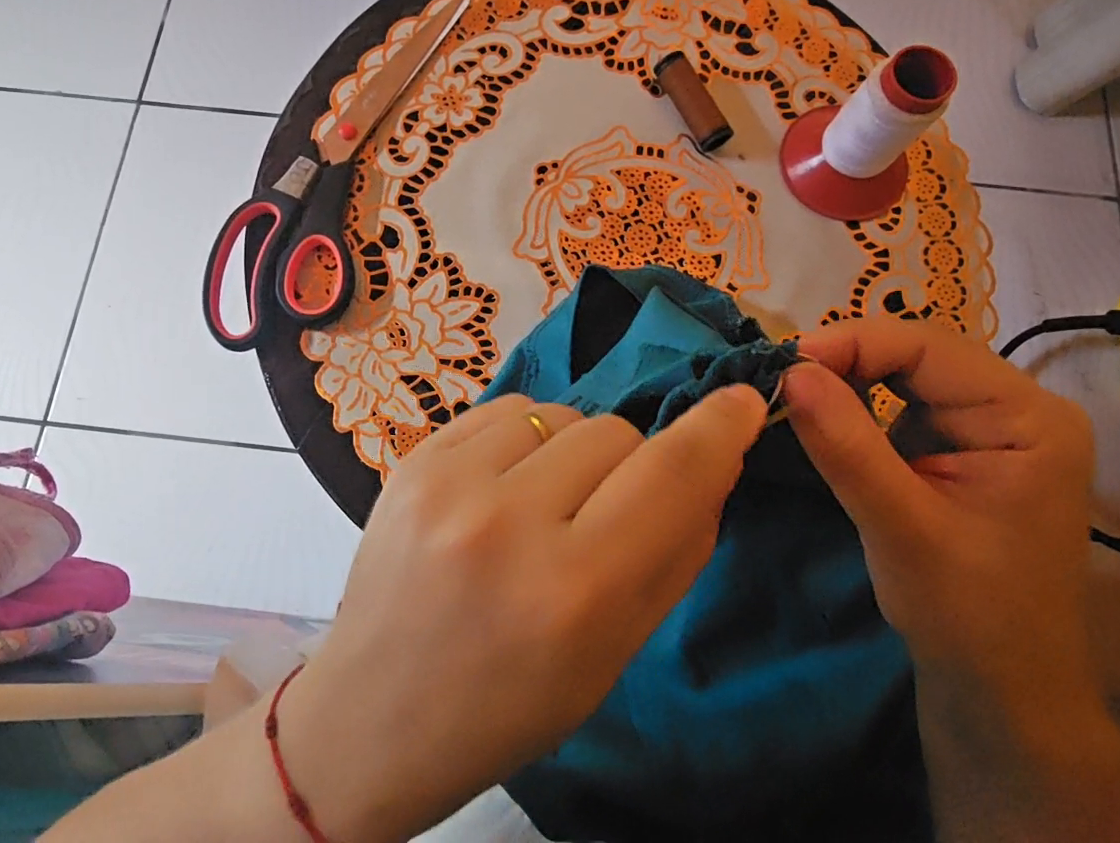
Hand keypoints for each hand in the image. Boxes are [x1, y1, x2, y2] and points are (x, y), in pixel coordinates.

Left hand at [283, 389, 765, 842]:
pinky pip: (506, 410)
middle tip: (600, 517)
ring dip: (573, 451)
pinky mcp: (412, 461)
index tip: (741, 403)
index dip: (719, 429)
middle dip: (631, 467)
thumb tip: (715, 462)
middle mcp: (508, 522)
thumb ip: (675, 552)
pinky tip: (501, 488)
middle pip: (618, 433)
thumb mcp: (614, 651)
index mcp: (573, 590)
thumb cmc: (509, 703)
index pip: (672, 473)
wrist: (377, 715)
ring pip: (562, 413)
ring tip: (542, 505)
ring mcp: (449, 483)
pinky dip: (524, 440)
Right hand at [782, 318, 1095, 700]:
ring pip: (905, 379)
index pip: (930, 347)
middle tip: (778, 380)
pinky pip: (901, 410)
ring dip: (846, 384)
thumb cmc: (966, 614)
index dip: (852, 344)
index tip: (782, 364)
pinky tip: (821, 421)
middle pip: (918, 356)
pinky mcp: (960, 452)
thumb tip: (790, 371)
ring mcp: (989, 431)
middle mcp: (1017, 411)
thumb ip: (846, 445)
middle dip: (846, 362)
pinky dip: (856, 411)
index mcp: (1028, 419)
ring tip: (791, 396)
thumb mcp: (900, 526)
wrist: (1000, 688)